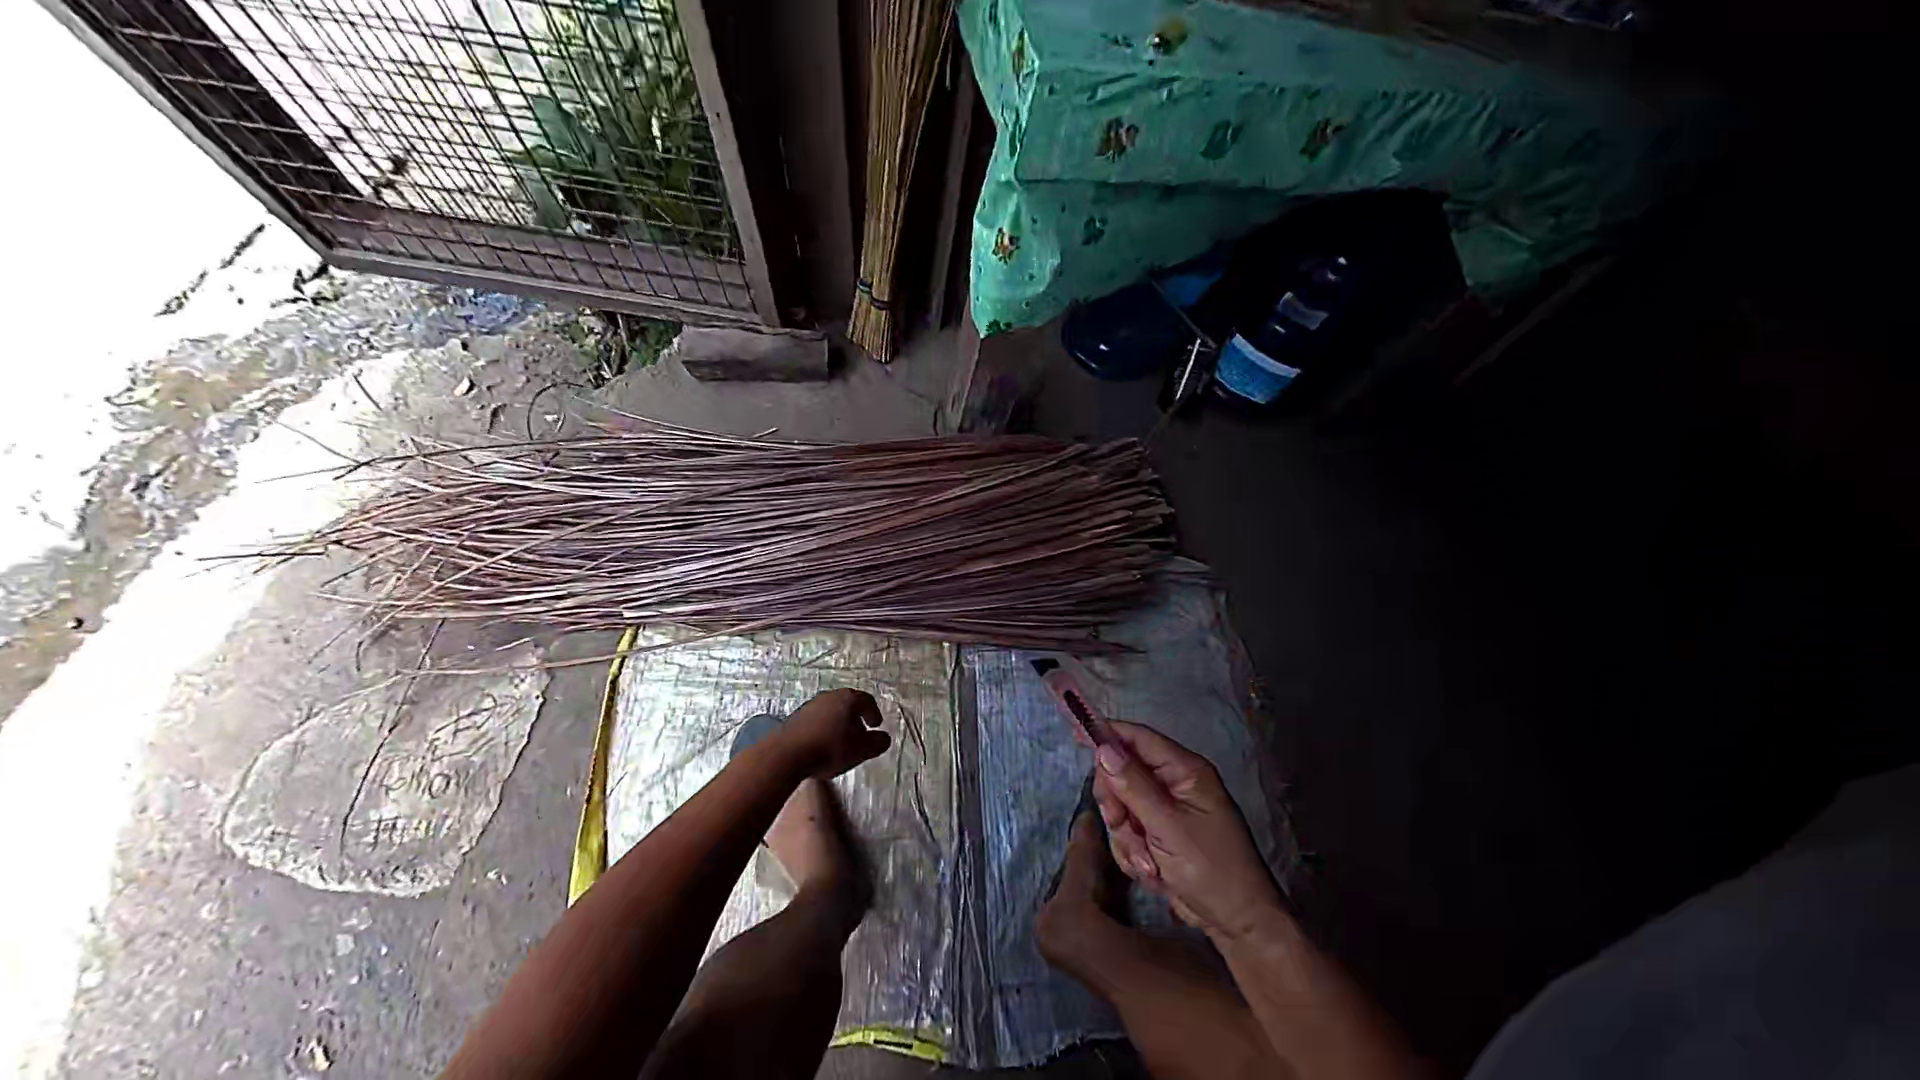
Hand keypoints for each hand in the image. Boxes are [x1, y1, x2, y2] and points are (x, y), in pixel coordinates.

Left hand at [773, 688, 891, 778]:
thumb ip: (877, 743)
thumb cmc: (829, 748)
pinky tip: (823, 746)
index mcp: (847, 699)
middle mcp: (829, 697)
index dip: (873, 712)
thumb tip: (884, 738)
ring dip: (839, 724)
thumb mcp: (861, 749)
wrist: (787, 754)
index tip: (876, 725)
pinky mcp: (795, 718)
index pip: (866, 700)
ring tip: (842, 743)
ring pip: (831, 712)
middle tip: (861, 735)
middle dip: (856, 719)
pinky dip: (824, 729)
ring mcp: (810, 706)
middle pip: (847, 704)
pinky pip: (817, 720)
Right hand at [1092, 721, 1281, 940]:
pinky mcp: (1158, 835)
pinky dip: (1132, 851)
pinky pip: (1127, 832)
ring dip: (1126, 836)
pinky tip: (1152, 871)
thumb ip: (1133, 786)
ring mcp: (1165, 811)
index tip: (1075, 732)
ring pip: (1120, 807)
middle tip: (1121, 824)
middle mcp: (1173, 784)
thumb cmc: (1212, 869)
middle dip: (1117, 804)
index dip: (1106, 733)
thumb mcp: (1168, 826)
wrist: (1237, 923)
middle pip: (1121, 774)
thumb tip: (1103, 748)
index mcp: (1184, 771)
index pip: (1138, 738)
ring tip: (1148, 861)